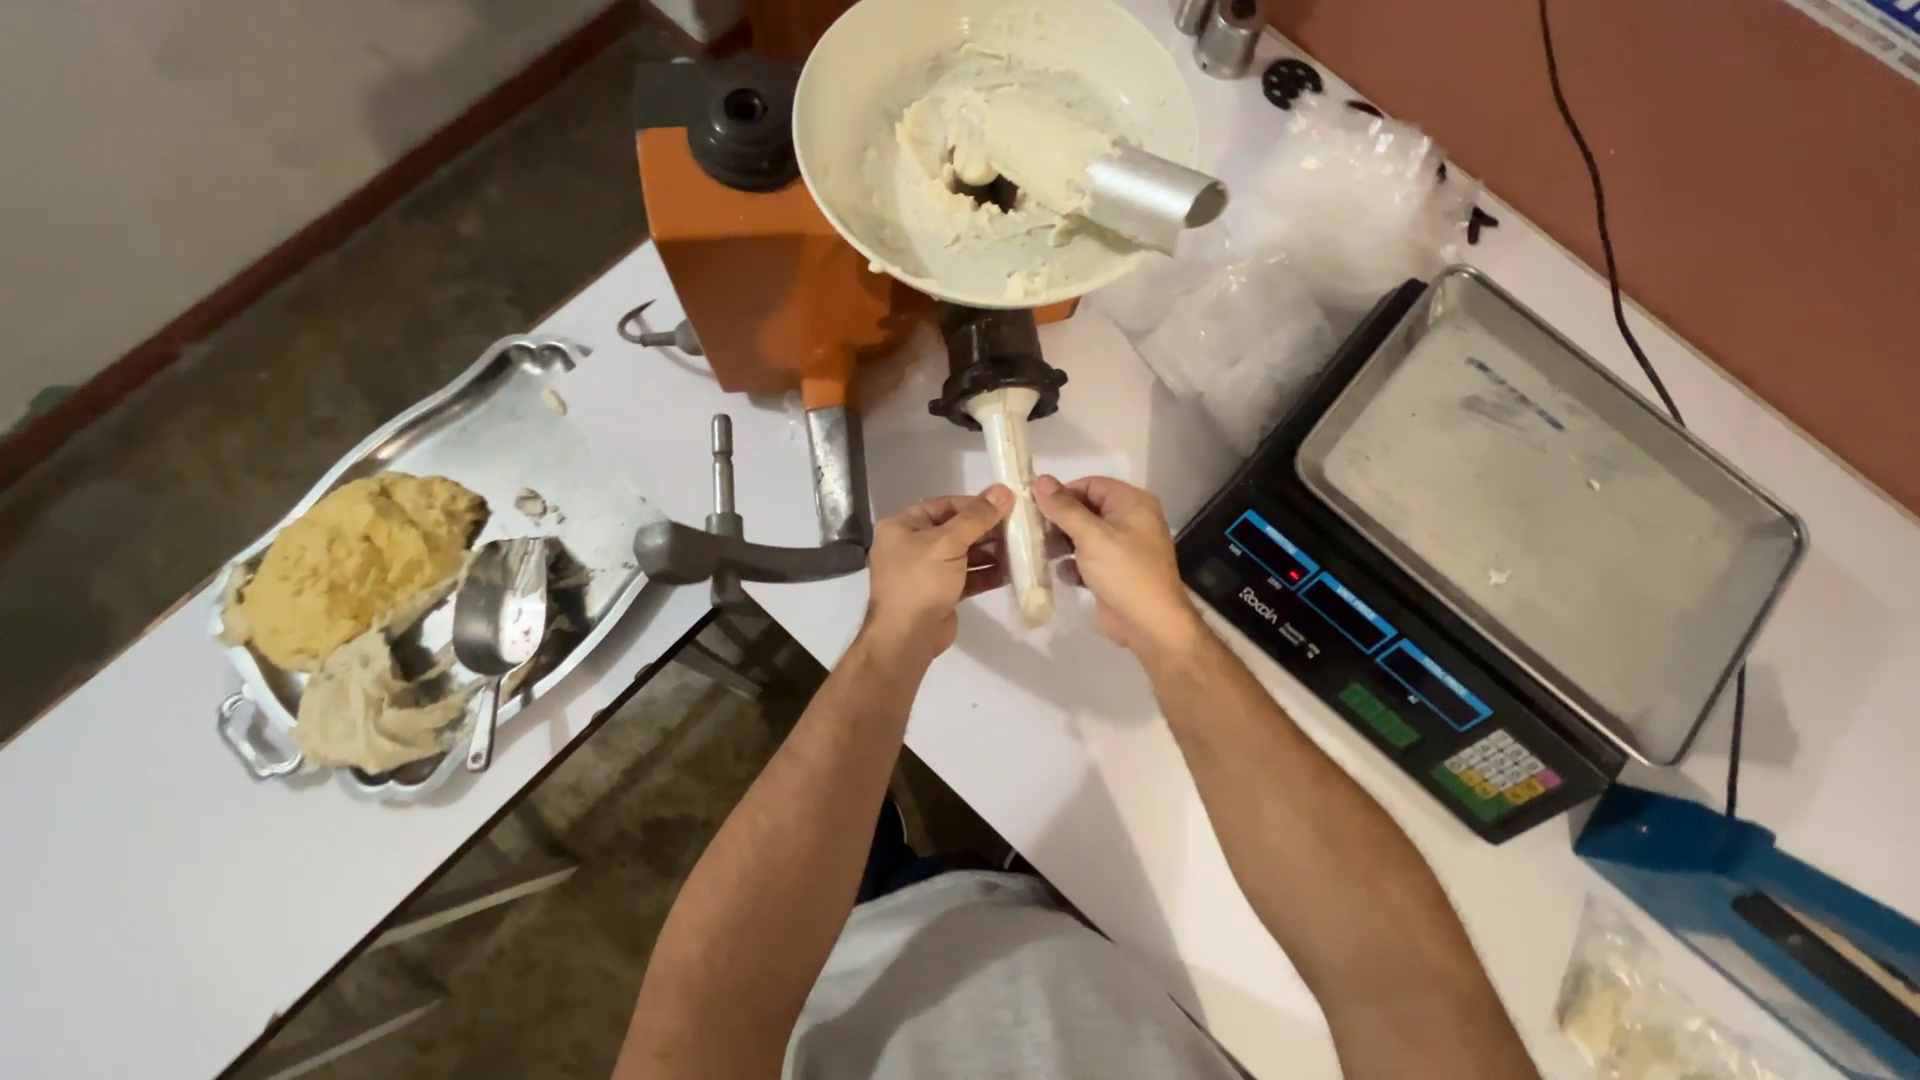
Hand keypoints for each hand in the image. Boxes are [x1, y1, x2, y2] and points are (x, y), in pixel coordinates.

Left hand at [861, 485, 1014, 664]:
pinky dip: (986, 573)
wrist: (907, 637)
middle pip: (956, 529)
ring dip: (990, 552)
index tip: (1005, 505)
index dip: (974, 505)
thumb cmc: (920, 581)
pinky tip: (1011, 571)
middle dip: (986, 530)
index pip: (944, 505)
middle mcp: (912, 545)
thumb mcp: (948, 543)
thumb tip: (1003, 490)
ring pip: (963, 554)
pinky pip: (967, 576)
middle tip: (1019, 528)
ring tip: (1021, 549)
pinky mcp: (941, 592)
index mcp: (903, 526)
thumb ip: (977, 517)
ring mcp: (926, 571)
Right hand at [1033, 475, 1203, 657]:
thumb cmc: (1124, 572)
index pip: (1091, 484)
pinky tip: (1059, 572)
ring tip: (1041, 552)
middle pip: (1086, 509)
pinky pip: (1088, 558)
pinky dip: (1073, 563)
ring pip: (1085, 535)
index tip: (1034, 506)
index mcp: (1132, 502)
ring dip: (1062, 542)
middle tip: (1032, 531)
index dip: (1062, 493)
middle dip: (1059, 520)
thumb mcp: (1091, 535)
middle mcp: (1130, 520)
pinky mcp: (1115, 571)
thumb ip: (1064, 508)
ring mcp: (1123, 547)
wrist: (1150, 624)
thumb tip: (1039, 480)